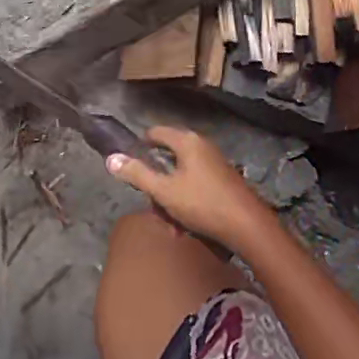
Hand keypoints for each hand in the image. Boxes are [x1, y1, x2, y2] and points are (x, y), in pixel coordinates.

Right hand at [105, 127, 274, 251]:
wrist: (247, 225)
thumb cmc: (202, 203)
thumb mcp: (164, 191)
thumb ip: (138, 174)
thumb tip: (111, 158)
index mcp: (187, 141)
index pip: (157, 132)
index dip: (141, 145)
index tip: (130, 164)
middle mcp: (202, 145)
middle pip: (169, 157)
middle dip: (157, 182)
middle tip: (152, 205)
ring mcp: (215, 162)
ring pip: (182, 175)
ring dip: (171, 197)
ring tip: (169, 223)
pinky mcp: (224, 179)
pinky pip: (196, 184)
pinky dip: (186, 200)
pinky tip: (185, 225)